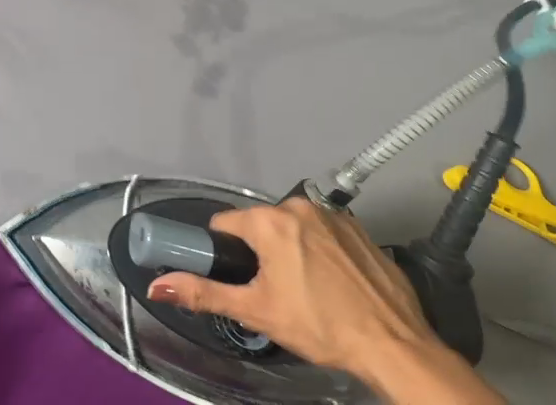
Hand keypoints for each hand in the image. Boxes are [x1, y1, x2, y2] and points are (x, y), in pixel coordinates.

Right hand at [147, 201, 505, 403]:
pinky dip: (323, 251)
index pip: (225, 225)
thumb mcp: (257, 312)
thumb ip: (204, 292)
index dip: (226, 252)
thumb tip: (157, 285)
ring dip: (292, 249)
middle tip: (276, 290)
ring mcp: (334, 216)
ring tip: (308, 288)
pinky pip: (325, 233)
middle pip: (260, 224)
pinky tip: (334, 282)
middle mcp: (298, 207)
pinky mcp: (362, 230)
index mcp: (268, 221)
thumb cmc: (321, 327)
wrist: (398, 348)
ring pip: (293, 227)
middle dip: (261, 252)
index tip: (242, 278)